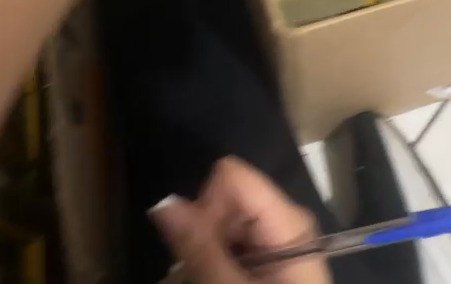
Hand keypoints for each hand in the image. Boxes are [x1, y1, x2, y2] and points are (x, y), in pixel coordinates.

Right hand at [150, 158, 330, 283]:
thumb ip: (198, 247)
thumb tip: (162, 203)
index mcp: (288, 220)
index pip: (232, 176)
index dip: (207, 205)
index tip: (201, 246)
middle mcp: (288, 218)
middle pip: (229, 195)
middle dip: (208, 228)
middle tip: (205, 271)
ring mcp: (283, 235)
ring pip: (229, 216)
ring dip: (211, 245)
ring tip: (213, 278)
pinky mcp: (276, 252)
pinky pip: (238, 234)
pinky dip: (222, 254)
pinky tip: (223, 278)